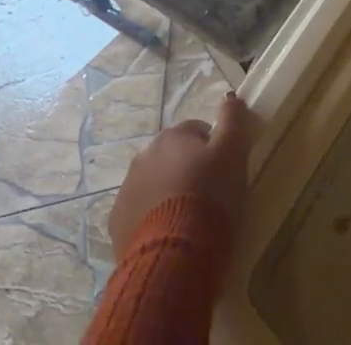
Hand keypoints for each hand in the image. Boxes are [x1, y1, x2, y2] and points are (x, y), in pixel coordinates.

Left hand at [106, 92, 257, 249]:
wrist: (175, 253)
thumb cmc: (210, 196)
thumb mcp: (233, 153)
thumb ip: (233, 120)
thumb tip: (230, 97)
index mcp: (171, 137)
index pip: (197, 130)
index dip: (215, 147)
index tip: (226, 170)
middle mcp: (143, 157)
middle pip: (173, 157)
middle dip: (189, 169)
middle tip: (210, 194)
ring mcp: (126, 190)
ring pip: (155, 184)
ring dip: (171, 193)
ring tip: (191, 218)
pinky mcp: (117, 222)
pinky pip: (142, 212)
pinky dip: (155, 218)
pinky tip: (172, 234)